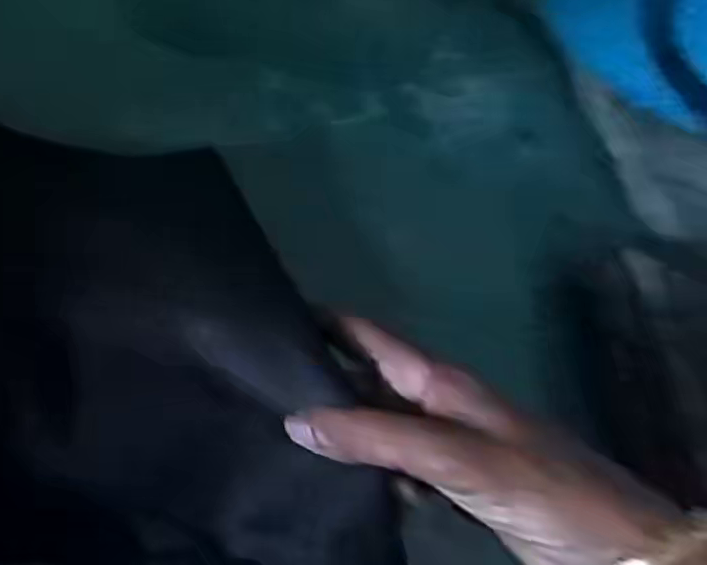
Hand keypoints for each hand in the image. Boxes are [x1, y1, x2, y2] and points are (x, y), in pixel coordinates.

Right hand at [286, 317, 686, 564]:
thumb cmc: (547, 489)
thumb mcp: (456, 458)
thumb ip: (371, 436)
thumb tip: (291, 421)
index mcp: (433, 379)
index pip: (357, 332)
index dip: (312, 320)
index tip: (261, 322)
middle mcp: (433, 401)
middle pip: (357, 377)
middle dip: (314, 382)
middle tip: (260, 388)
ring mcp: (447, 443)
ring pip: (372, 423)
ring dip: (341, 432)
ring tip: (294, 440)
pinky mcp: (459, 482)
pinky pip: (396, 464)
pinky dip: (373, 470)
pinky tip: (359, 485)